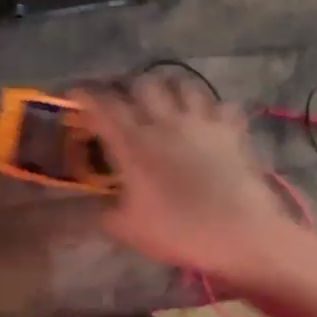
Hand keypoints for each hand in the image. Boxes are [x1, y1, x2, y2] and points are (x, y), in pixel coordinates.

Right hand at [77, 77, 296, 276]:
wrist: (240, 233)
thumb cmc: (178, 231)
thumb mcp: (127, 229)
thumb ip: (100, 213)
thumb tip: (81, 208)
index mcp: (134, 143)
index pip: (102, 106)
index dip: (85, 96)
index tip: (76, 96)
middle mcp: (166, 121)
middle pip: (143, 84)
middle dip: (130, 90)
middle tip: (125, 106)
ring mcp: (203, 121)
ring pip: (184, 85)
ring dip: (171, 91)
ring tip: (167, 106)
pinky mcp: (232, 130)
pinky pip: (223, 106)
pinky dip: (214, 111)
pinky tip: (210, 124)